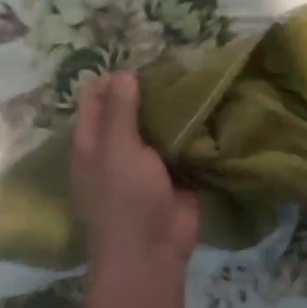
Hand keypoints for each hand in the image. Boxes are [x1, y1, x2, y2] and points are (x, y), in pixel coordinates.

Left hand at [70, 71, 201, 269]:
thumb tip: (122, 73)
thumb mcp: (117, 150)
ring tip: (198, 78)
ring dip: (176, 110)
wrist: (154, 250)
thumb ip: (119, 112)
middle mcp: (118, 151)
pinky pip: (186, 146)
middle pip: (131, 111)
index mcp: (93, 145)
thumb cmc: (126, 200)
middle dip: (150, 90)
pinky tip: (213, 108)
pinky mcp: (177, 175)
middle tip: (177, 63)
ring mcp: (149, 164)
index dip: (112, 79)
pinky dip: (196, 131)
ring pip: (161, 128)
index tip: (139, 57)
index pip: (95, 101)